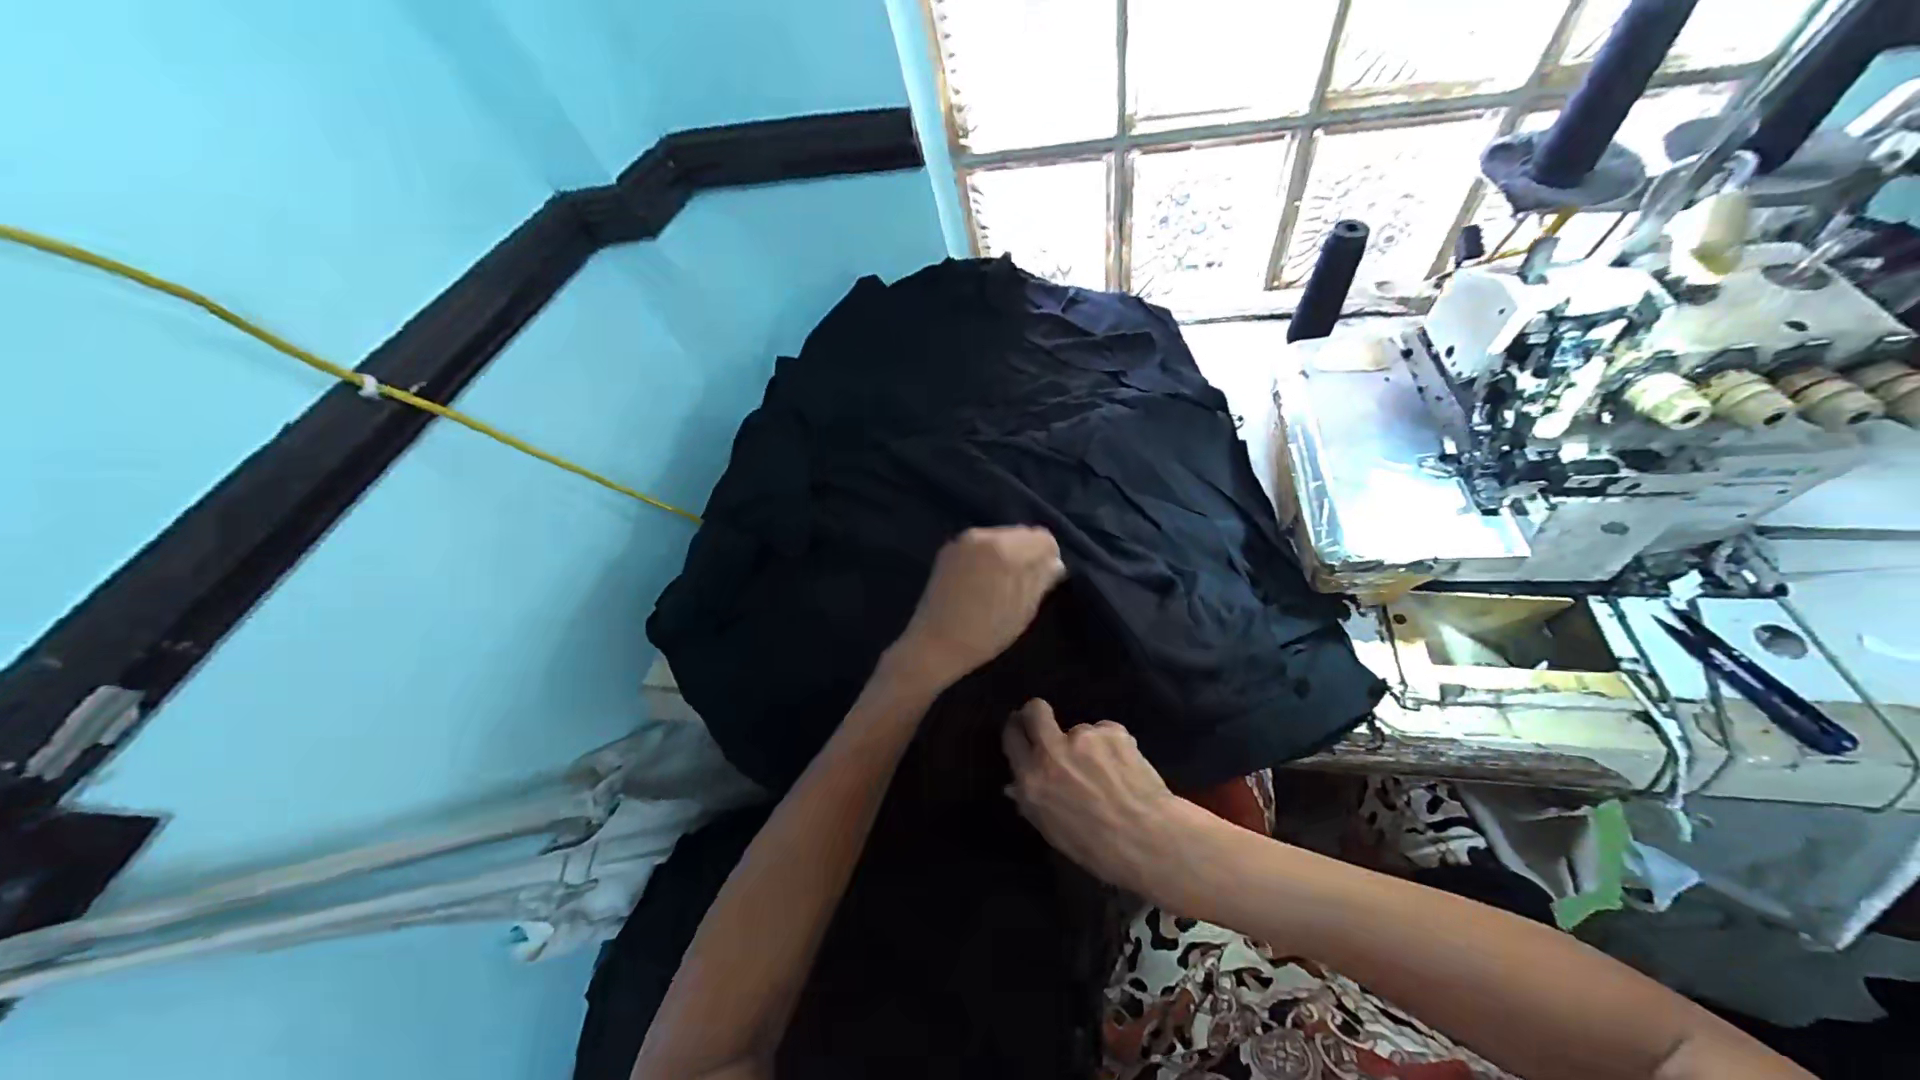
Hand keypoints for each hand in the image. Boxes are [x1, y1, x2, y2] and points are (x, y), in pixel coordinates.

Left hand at [889, 527, 1066, 690]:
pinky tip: (982, 581)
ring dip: (1007, 553)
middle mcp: (984, 535)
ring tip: (1001, 583)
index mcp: (1007, 549)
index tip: (1044, 578)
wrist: (934, 644)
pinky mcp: (948, 550)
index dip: (1049, 556)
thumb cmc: (985, 633)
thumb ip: (1041, 579)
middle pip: (1020, 533)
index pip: (1043, 537)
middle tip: (1024, 582)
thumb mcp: (1023, 610)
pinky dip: (986, 556)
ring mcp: (963, 541)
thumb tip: (1054, 562)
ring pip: (999, 537)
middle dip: (1028, 553)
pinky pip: (979, 544)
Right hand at [1002, 699, 1201, 894]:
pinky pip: (1106, 733)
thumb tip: (1016, 784)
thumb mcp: (1052, 831)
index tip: (1020, 728)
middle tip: (1044, 721)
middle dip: (1035, 712)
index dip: (1015, 729)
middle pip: (1034, 712)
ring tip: (1108, 772)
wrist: (1148, 838)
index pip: (1011, 738)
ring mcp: (1082, 736)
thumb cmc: (1097, 848)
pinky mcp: (1111, 731)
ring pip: (1079, 729)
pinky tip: (1126, 768)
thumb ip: (1031, 801)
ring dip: (1087, 745)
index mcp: (1031, 780)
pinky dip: (1112, 747)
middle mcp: (1052, 752)